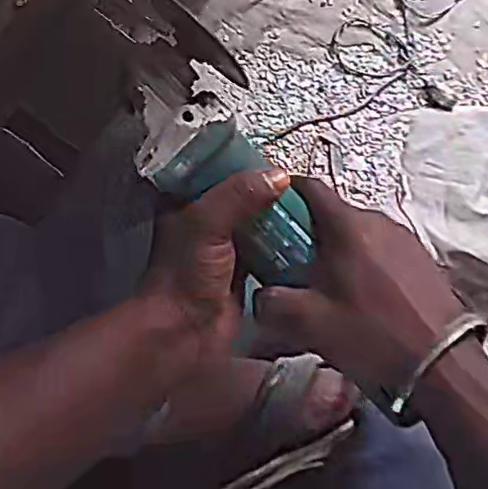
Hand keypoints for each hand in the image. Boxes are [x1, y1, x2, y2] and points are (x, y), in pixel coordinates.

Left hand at [138, 168, 291, 370]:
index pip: (214, 168)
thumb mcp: (207, 223)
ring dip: (276, 214)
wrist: (184, 333)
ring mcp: (223, 244)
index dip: (239, 159)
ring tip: (305, 202)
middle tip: (294, 180)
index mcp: (184, 200)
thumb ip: (239, 195)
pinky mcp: (242, 268)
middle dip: (264, 188)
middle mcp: (203, 219)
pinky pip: (267, 247)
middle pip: (239, 193)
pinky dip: (283, 241)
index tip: (269, 155)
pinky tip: (304, 233)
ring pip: (255, 219)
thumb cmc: (183, 276)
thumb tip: (278, 175)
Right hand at [255, 178, 467, 391]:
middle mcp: (377, 221)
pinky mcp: (421, 259)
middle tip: (295, 265)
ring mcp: (404, 238)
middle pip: (332, 213)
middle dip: (310, 234)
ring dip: (339, 251)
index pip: (309, 186)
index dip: (285, 193)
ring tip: (331, 288)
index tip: (270, 209)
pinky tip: (364, 300)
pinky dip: (365, 264)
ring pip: (358, 233)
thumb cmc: (376, 337)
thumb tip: (262, 297)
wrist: (445, 367)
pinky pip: (381, 250)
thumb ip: (273, 304)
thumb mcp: (311, 324)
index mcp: (347, 226)